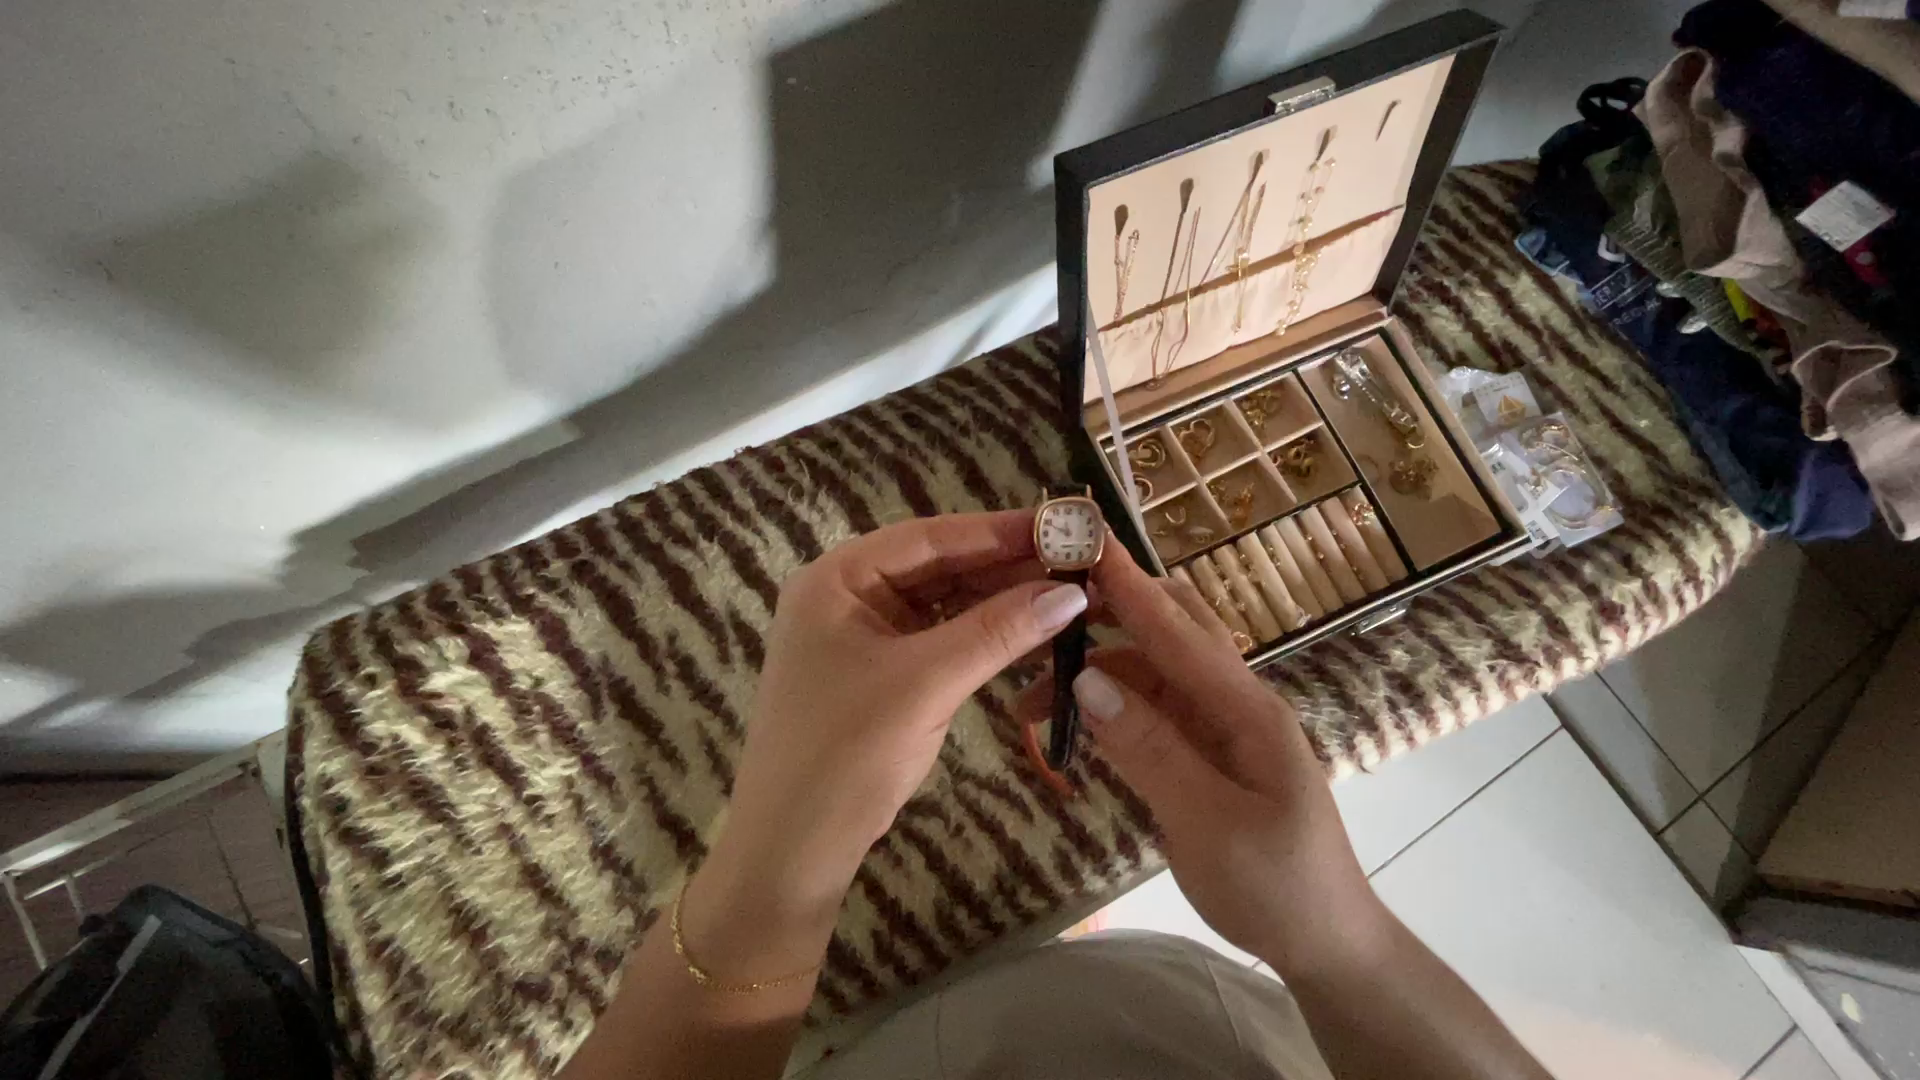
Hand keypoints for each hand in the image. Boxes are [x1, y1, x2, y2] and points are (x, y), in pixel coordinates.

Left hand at [722, 509, 1089, 898]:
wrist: (794, 850)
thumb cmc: (846, 753)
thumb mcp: (925, 683)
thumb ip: (998, 631)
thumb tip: (1072, 593)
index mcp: (837, 579)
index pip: (927, 538)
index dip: (996, 530)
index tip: (1060, 526)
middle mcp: (848, 596)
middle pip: (937, 567)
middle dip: (1004, 567)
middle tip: (1074, 563)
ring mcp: (864, 637)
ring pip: (944, 604)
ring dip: (999, 602)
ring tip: (1066, 595)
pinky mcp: (883, 673)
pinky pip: (941, 639)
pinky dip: (983, 637)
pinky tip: (1031, 633)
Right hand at [1021, 541, 1386, 977]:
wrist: (1323, 941)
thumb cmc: (1277, 885)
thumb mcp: (1211, 824)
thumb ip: (1151, 750)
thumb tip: (1086, 682)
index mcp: (1244, 707)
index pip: (1176, 629)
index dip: (1127, 584)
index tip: (1082, 541)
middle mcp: (1230, 699)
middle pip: (1170, 626)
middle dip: (1111, 607)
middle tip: (1044, 607)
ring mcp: (1216, 723)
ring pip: (1149, 669)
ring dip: (1096, 667)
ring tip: (1033, 691)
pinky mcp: (1200, 748)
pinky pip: (1148, 707)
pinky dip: (1108, 702)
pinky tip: (1072, 718)